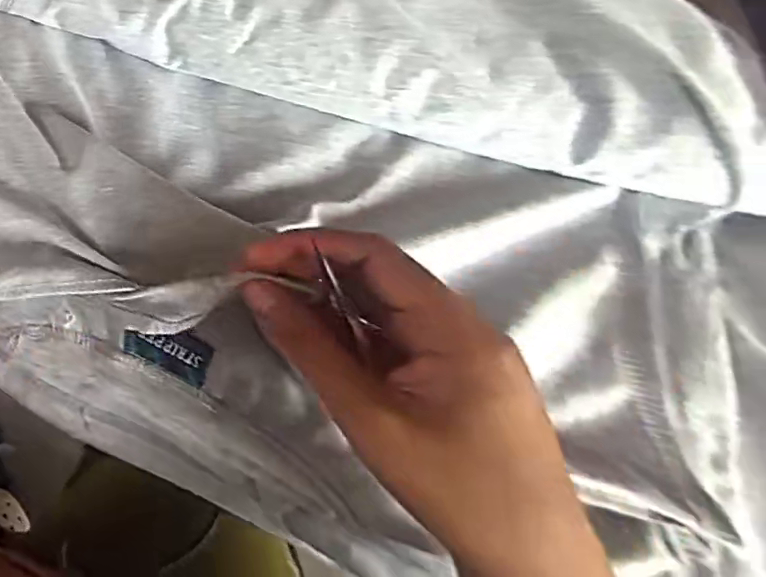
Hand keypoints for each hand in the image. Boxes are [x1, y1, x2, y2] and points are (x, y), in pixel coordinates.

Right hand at [240, 230, 610, 576]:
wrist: (536, 566)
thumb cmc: (453, 486)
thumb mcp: (366, 414)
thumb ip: (308, 344)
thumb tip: (254, 288)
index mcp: (455, 329)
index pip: (373, 255)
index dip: (307, 244)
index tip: (253, 260)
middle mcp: (465, 327)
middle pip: (377, 272)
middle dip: (309, 266)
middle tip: (253, 280)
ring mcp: (464, 351)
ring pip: (382, 300)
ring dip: (324, 295)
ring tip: (274, 303)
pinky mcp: (456, 373)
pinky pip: (392, 328)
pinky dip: (346, 322)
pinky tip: (314, 333)